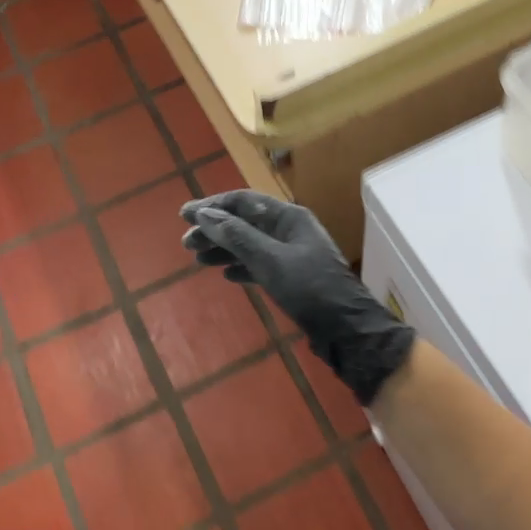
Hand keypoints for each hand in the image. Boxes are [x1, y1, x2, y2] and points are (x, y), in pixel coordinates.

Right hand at [180, 190, 413, 404]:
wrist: (347, 327)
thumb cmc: (310, 288)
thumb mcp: (270, 260)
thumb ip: (237, 236)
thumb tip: (204, 214)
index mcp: (289, 218)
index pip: (244, 202)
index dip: (212, 206)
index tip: (184, 214)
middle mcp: (291, 230)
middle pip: (246, 223)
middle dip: (215, 230)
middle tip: (186, 243)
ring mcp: (293, 254)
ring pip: (251, 245)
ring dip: (225, 250)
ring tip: (198, 260)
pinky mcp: (294, 277)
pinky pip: (261, 265)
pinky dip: (243, 268)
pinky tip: (227, 277)